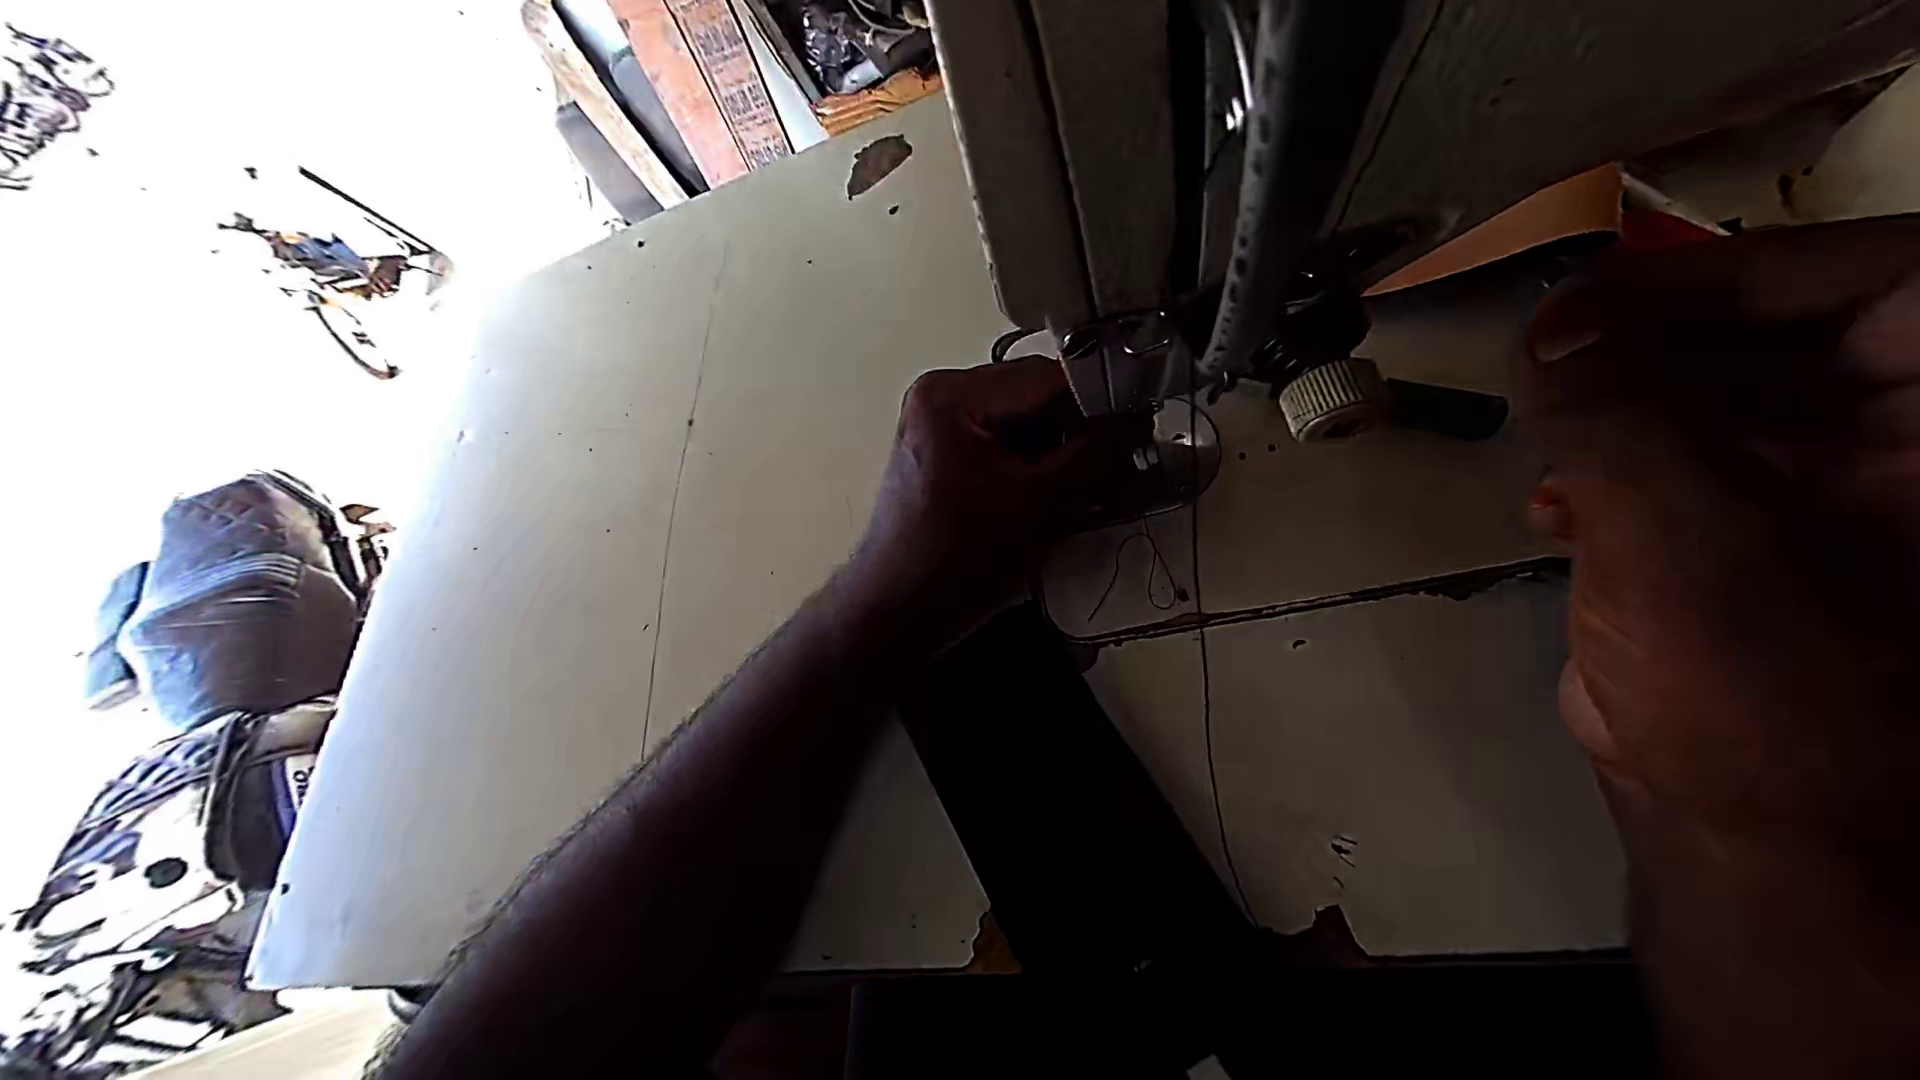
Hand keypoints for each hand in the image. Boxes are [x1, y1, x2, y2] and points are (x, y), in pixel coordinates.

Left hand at [842, 356, 1144, 650]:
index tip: (1144, 428)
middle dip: (1080, 432)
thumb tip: (1138, 417)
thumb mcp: (1041, 505)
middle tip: (1122, 467)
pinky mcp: (944, 455)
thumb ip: (1096, 455)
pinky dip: (1034, 467)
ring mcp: (939, 426)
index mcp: (953, 394)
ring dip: (1060, 453)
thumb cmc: (959, 562)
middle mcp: (941, 397)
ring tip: (1089, 489)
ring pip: (1023, 424)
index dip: (1103, 401)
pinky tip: (1055, 497)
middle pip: (1035, 398)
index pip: (1049, 377)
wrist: (897, 614)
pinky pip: (1003, 445)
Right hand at [1524, 219, 1919, 849]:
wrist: (1766, 839)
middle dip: (1641, 355)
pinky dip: (1606, 479)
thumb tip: (1548, 333)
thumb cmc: (1777, 691)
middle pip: (1781, 339)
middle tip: (1538, 368)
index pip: (1883, 281)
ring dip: (1610, 421)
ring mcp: (1842, 500)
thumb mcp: (1686, 538)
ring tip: (1539, 450)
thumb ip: (1618, 420)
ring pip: (1716, 405)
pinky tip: (1551, 512)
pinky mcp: (1756, 546)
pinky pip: (1681, 471)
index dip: (1718, 278)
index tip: (1581, 304)